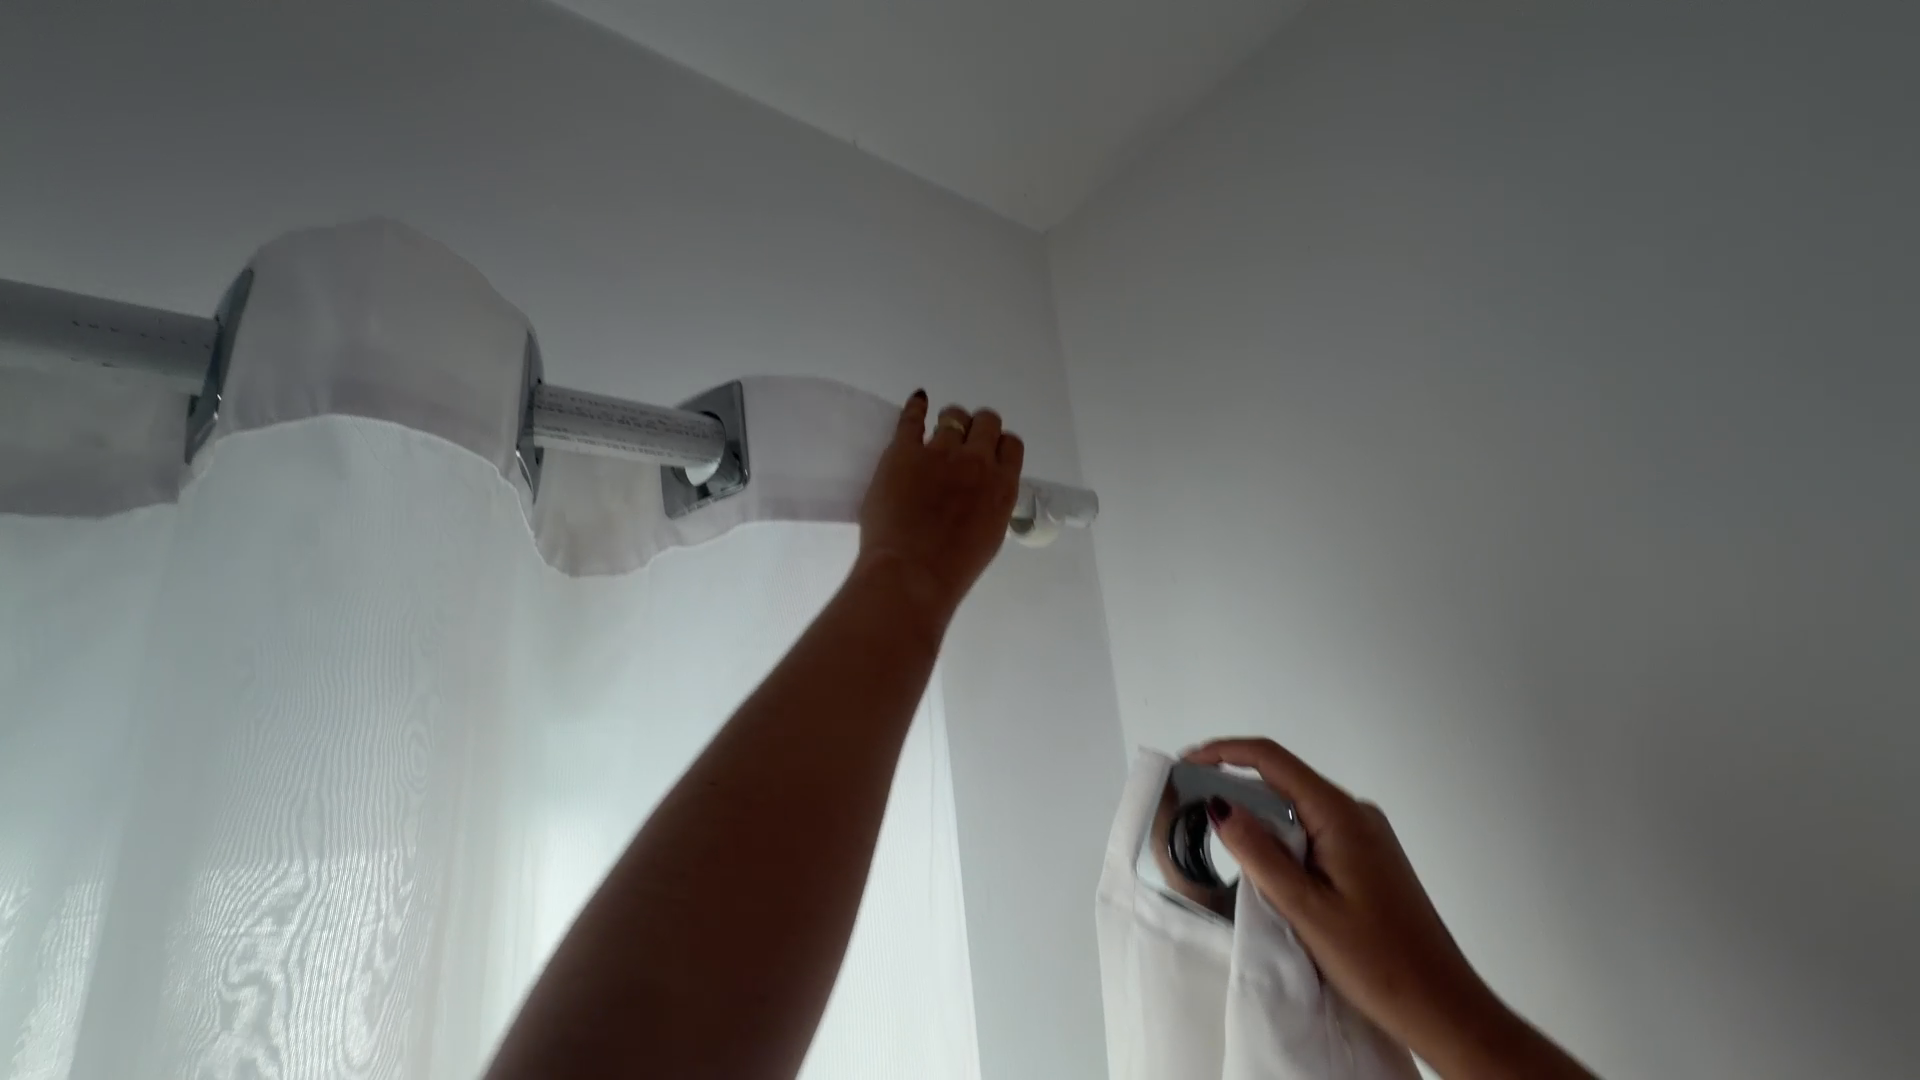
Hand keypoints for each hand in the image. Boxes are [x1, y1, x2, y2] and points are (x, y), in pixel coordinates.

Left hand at [856, 392, 1023, 628]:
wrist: (911, 573)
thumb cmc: (953, 569)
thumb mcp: (989, 537)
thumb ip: (991, 505)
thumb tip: (982, 491)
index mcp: (1002, 486)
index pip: (1011, 445)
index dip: (999, 445)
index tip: (988, 453)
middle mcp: (976, 461)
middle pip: (986, 422)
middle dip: (978, 428)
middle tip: (964, 442)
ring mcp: (939, 453)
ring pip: (953, 416)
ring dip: (950, 421)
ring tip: (940, 430)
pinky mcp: (904, 452)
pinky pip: (912, 418)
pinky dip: (916, 406)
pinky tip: (918, 400)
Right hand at [1187, 739, 1506, 1069]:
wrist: (1446, 1011)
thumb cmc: (1378, 962)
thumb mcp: (1305, 909)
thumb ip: (1258, 853)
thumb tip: (1219, 804)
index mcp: (1341, 814)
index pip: (1272, 759)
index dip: (1223, 752)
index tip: (1186, 763)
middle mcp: (1355, 812)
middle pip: (1282, 779)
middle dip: (1233, 783)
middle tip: (1190, 803)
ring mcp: (1364, 834)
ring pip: (1295, 807)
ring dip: (1255, 814)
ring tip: (1216, 834)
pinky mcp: (1367, 857)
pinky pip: (1311, 828)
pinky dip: (1278, 835)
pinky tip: (1261, 861)